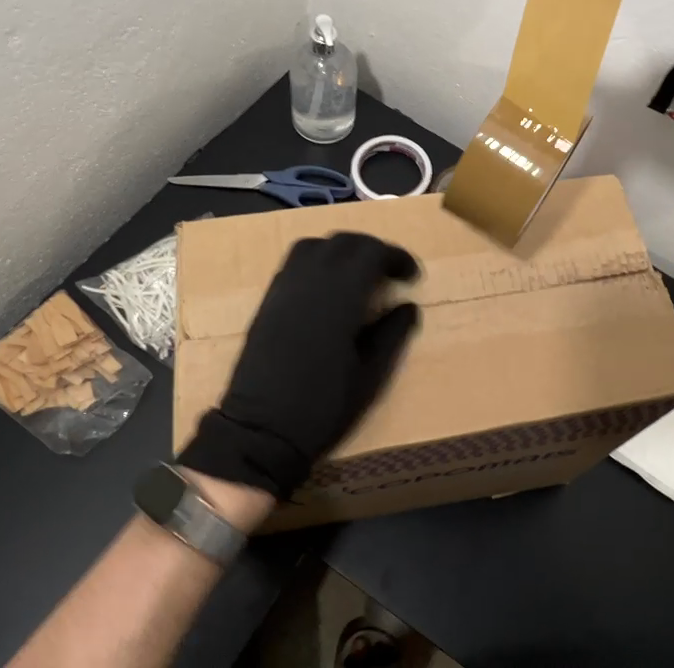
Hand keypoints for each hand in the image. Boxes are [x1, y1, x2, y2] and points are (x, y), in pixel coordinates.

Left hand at [178, 233, 419, 498]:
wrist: (261, 431)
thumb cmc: (323, 407)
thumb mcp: (371, 376)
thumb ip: (392, 334)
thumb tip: (408, 306)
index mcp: (340, 296)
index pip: (372, 253)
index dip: (396, 257)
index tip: (412, 276)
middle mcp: (311, 280)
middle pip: (345, 241)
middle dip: (372, 249)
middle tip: (390, 272)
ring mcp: (284, 288)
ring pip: (316, 245)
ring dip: (342, 251)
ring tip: (358, 275)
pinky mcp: (268, 301)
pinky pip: (295, 263)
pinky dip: (318, 262)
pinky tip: (327, 290)